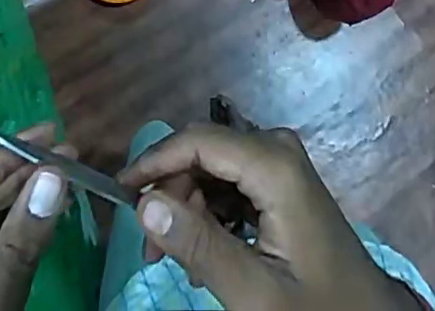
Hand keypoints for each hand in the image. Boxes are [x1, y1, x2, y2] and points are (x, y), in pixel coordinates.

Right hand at [118, 124, 421, 309]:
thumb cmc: (314, 308)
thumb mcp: (254, 292)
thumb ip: (199, 246)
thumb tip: (143, 206)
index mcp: (272, 163)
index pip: (198, 141)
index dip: (154, 161)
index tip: (120, 193)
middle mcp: (275, 146)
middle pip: (203, 151)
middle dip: (171, 192)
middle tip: (152, 250)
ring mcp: (280, 159)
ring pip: (213, 165)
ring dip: (187, 204)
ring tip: (176, 257)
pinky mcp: (281, 176)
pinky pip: (230, 179)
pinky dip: (209, 209)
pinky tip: (205, 247)